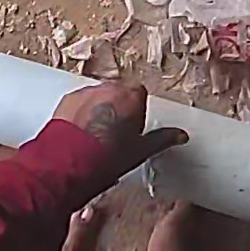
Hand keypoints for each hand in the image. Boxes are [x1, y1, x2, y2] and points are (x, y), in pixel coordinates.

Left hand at [51, 80, 188, 178]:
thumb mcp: (141, 150)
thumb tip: (180, 136)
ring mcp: (88, 92)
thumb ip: (162, 138)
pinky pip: (80, 101)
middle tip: (115, 131)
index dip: (136, 111)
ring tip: (96, 133)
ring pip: (98, 96)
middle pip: (118, 93)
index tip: (132, 126)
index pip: (140, 94)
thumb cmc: (107, 156)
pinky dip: (81, 111)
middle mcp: (110, 88)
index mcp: (131, 96)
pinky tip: (81, 130)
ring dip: (99, 108)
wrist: (70, 162)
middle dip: (118, 107)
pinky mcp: (69, 98)